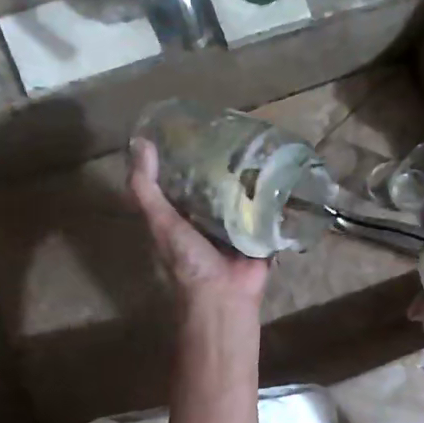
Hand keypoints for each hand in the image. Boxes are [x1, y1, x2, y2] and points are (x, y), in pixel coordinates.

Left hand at [128, 139, 269, 309]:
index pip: (183, 178)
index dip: (187, 154)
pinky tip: (283, 168)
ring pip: (243, 193)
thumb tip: (139, 142)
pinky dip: (274, 194)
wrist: (223, 296)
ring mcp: (237, 225)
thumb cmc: (187, 261)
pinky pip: (268, 209)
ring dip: (251, 175)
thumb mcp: (160, 221)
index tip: (197, 125)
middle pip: (215, 183)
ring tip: (261, 141)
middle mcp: (208, 218)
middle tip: (235, 129)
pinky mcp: (261, 232)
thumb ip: (145, 188)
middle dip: (224, 161)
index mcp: (181, 215)